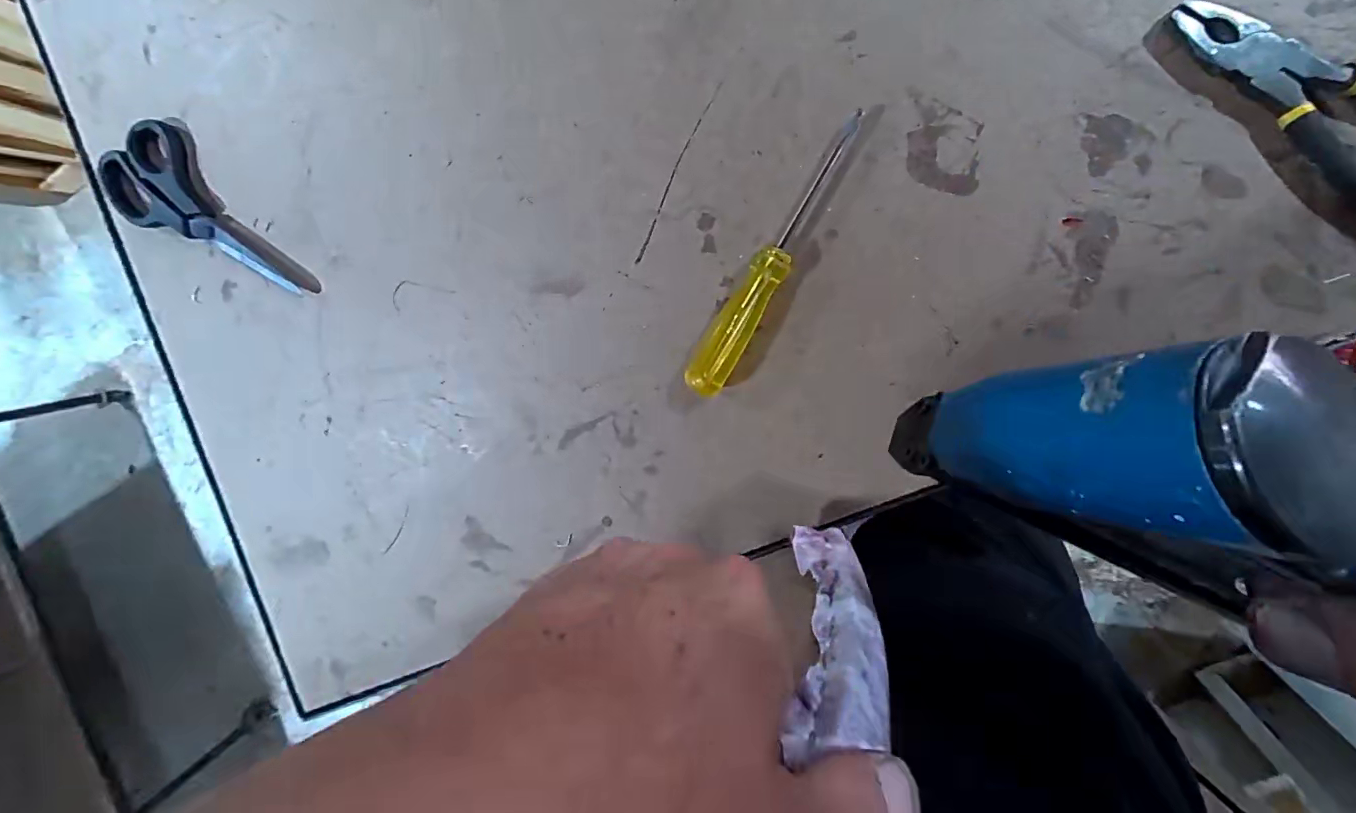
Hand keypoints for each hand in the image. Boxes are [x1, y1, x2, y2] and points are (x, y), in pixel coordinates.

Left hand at [196, 539, 910, 812]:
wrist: (460, 806)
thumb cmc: (640, 807)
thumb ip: (842, 799)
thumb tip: (895, 781)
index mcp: (741, 603)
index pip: (781, 667)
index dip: (762, 735)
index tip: (727, 781)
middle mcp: (676, 567)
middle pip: (713, 642)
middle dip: (705, 702)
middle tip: (665, 775)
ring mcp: (600, 574)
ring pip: (649, 634)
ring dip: (644, 683)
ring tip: (604, 756)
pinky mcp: (535, 596)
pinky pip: (587, 633)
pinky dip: (586, 672)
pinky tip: (554, 732)